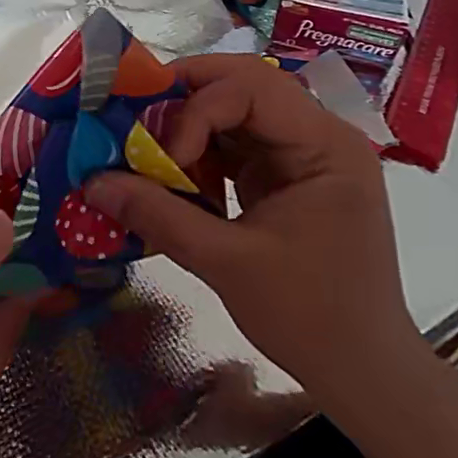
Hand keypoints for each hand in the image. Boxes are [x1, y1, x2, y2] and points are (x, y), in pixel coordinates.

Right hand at [84, 55, 413, 392]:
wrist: (364, 370)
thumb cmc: (310, 317)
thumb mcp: (228, 264)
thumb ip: (160, 216)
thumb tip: (93, 183)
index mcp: (325, 144)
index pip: (254, 88)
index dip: (198, 110)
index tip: (163, 158)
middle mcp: (321, 136)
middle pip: (247, 87)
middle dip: (187, 99)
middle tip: (135, 120)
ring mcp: (307, 156)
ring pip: (239, 113)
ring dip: (191, 127)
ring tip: (146, 151)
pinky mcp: (291, 178)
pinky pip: (240, 146)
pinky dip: (203, 155)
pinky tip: (174, 177)